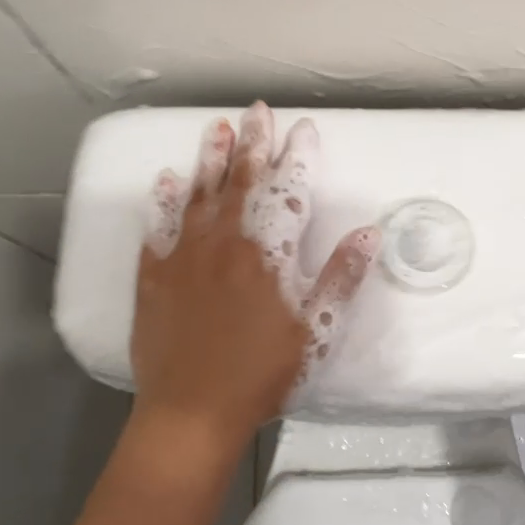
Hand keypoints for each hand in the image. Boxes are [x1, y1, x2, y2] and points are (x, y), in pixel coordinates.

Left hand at [129, 103, 379, 448]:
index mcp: (268, 253)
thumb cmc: (263, 374)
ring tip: (218, 127)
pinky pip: (157, 226)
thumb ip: (341, 277)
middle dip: (253, 143)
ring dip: (210, 159)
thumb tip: (370, 233)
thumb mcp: (317, 330)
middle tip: (258, 111)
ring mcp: (184, 256)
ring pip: (199, 194)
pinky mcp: (154, 275)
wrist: (191, 412)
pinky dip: (163, 199)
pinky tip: (166, 179)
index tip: (304, 128)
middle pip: (242, 182)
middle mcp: (224, 242)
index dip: (298, 156)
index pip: (288, 190)